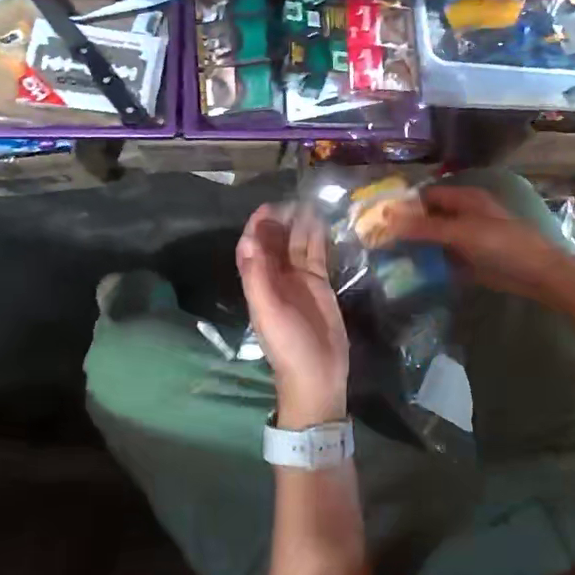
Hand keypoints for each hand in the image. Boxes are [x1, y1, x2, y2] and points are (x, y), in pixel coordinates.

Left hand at [237, 203, 348, 428]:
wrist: (318, 375)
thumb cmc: (288, 345)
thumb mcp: (268, 312)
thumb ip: (258, 277)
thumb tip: (250, 241)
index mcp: (258, 285)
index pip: (252, 249)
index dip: (256, 228)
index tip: (267, 207)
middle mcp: (277, 278)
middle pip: (275, 243)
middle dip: (280, 221)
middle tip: (293, 199)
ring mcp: (300, 280)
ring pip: (297, 245)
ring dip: (301, 225)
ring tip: (310, 202)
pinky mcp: (321, 284)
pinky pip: (317, 255)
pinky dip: (319, 238)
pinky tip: (324, 222)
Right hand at [379, 185, 574, 303]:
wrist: (536, 274)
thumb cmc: (502, 244)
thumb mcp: (461, 232)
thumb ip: (425, 227)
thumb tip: (388, 219)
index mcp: (465, 199)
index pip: (427, 196)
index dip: (405, 204)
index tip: (378, 217)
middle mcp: (464, 215)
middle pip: (430, 217)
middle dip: (407, 226)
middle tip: (378, 239)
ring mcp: (467, 239)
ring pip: (435, 239)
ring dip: (417, 246)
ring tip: (387, 256)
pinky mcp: (470, 260)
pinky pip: (444, 258)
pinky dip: (430, 262)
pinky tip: (411, 271)